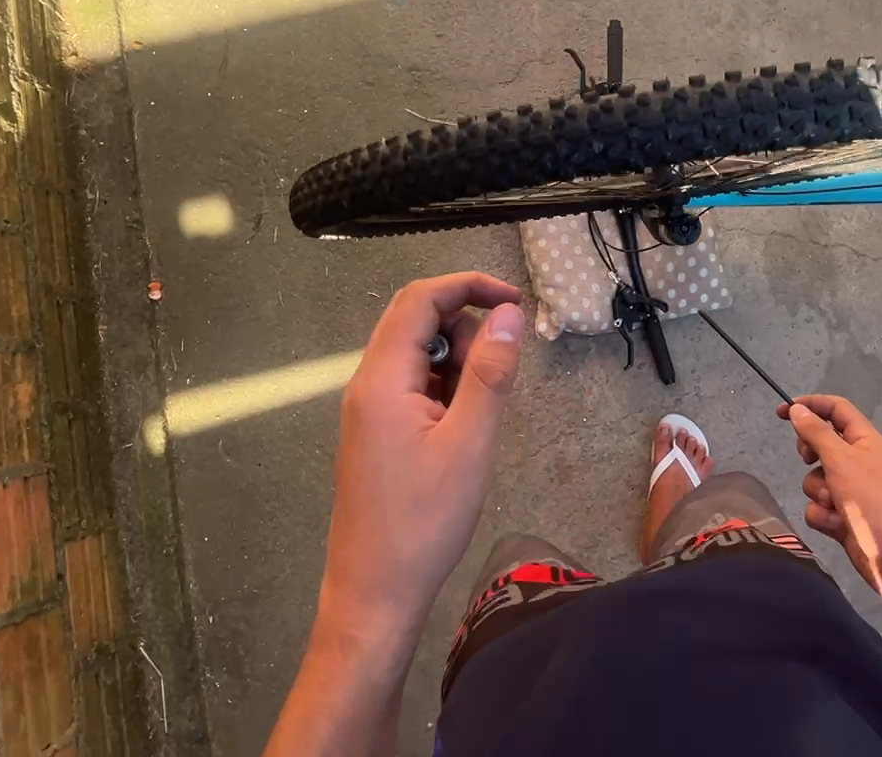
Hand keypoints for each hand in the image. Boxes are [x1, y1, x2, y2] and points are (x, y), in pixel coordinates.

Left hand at [322, 273, 525, 635]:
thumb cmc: (424, 521)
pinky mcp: (376, 429)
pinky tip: (462, 424)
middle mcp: (366, 383)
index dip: (468, 286)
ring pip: (416, 352)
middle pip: (414, 319)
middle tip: (500, 368)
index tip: (514, 301)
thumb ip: (490, 372)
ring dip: (457, 360)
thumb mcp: (469, 443)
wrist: (375, 594)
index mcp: (381, 378)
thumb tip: (508, 313)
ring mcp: (368, 408)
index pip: (420, 299)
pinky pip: (412, 383)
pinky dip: (444, 386)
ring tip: (480, 410)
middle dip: (465, 325)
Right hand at [779, 394, 881, 600]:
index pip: (836, 409)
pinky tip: (834, 525)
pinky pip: (818, 506)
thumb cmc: (873, 501)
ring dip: (818, 490)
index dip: (810, 405)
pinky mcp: (844, 517)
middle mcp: (858, 462)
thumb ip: (816, 432)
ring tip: (833, 504)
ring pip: (816, 478)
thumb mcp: (841, 460)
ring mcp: (851, 491)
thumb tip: (797, 408)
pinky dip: (822, 515)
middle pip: (822, 443)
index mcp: (865, 441)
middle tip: (808, 459)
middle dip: (810, 453)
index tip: (782, 412)